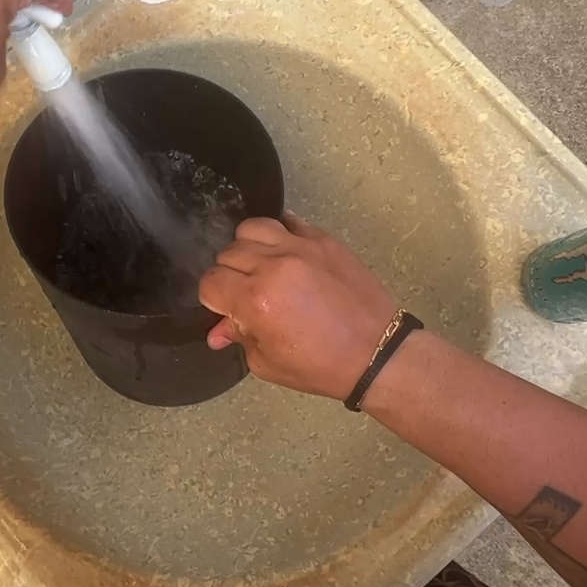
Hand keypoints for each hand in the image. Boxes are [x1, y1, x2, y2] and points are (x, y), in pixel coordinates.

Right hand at [199, 213, 397, 399]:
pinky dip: (281, 233)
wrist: (376, 353)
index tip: (225, 308)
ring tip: (262, 266)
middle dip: (230, 276)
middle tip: (246, 294)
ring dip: (250, 248)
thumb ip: (239, 337)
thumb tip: (218, 329)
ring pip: (252, 228)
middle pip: (227, 253)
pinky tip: (285, 251)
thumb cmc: (320, 365)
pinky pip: (289, 221)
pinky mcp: (323, 240)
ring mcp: (300, 247)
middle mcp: (274, 266)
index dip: (212, 299)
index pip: (210, 282)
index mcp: (256, 300)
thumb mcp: (268, 362)